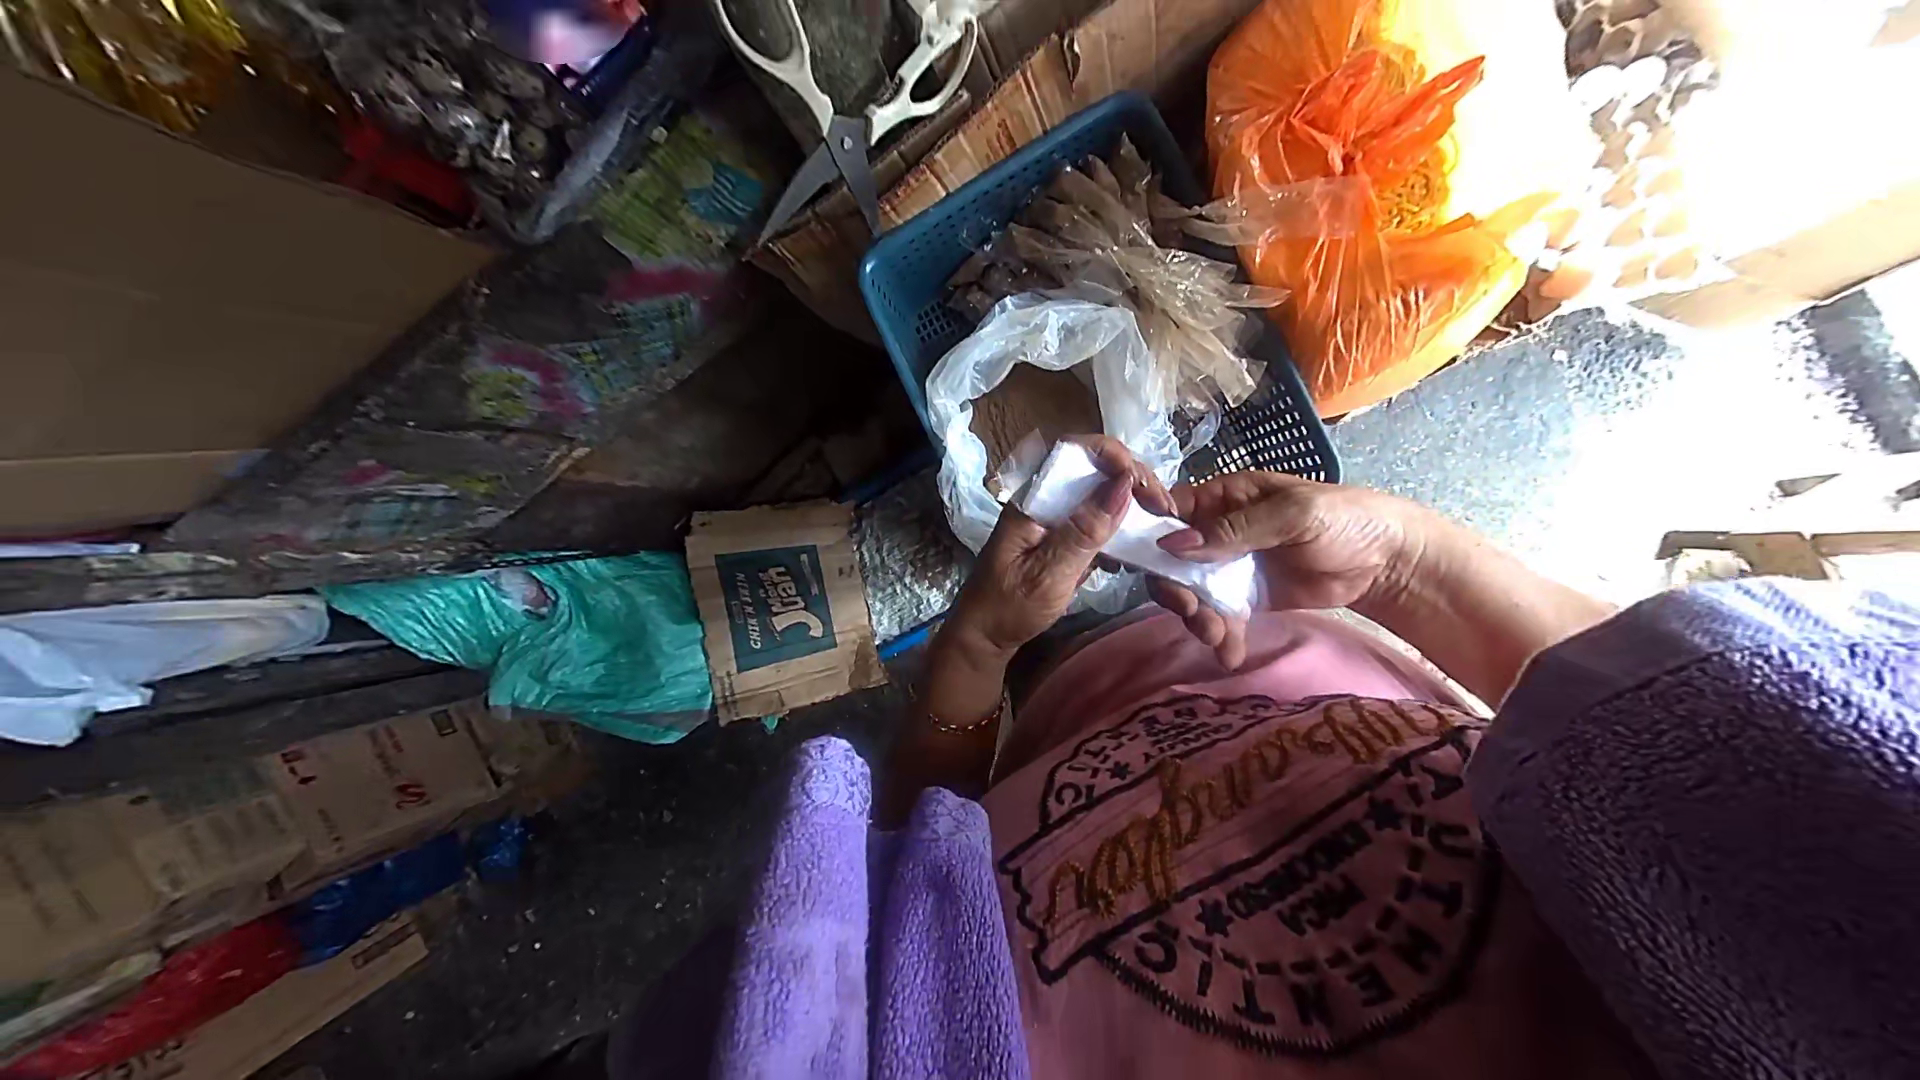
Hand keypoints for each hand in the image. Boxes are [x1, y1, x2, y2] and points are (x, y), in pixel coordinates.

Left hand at [946, 435, 1173, 657]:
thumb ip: (1084, 531)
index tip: (1145, 485)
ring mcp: (1055, 517)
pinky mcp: (1064, 536)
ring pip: (1101, 493)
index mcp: (1033, 500)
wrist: (985, 635)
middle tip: (1165, 509)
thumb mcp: (1048, 574)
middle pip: (1095, 468)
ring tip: (1162, 521)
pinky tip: (1141, 543)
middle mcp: (1045, 500)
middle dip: (1134, 479)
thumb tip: (1123, 483)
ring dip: (1133, 502)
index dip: (1115, 456)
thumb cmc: (1008, 607)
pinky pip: (1098, 519)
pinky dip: (1122, 526)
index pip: (1074, 452)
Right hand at [1146, 472, 1429, 668]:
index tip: (1150, 563)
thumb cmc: (1344, 520)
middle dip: (1175, 589)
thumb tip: (1172, 546)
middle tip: (1194, 612)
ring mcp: (1228, 568)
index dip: (1152, 535)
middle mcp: (1216, 532)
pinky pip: (1219, 616)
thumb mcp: (1292, 515)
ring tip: (1217, 638)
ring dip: (1196, 617)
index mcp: (1223, 498)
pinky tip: (1230, 654)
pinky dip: (1221, 636)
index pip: (1170, 512)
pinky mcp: (1243, 599)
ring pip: (1191, 592)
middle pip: (1172, 560)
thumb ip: (1233, 530)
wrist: (1391, 564)